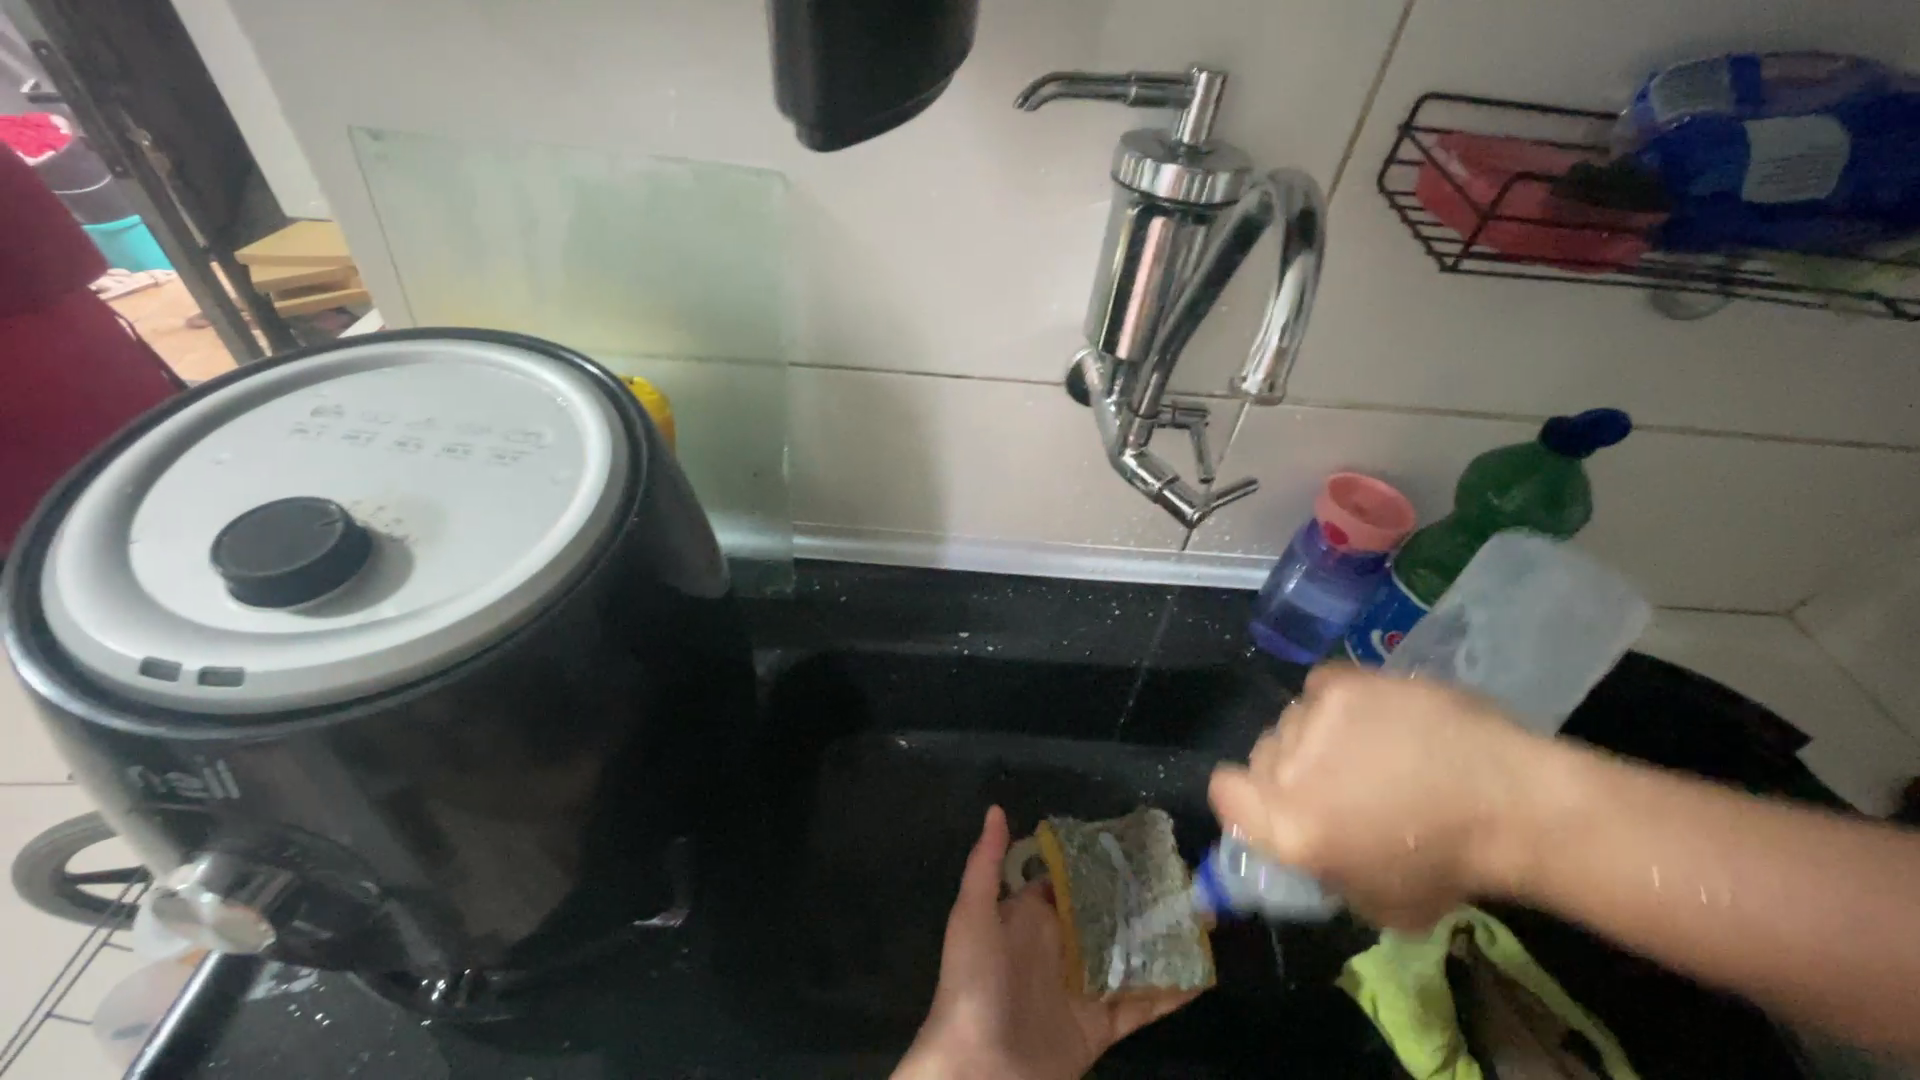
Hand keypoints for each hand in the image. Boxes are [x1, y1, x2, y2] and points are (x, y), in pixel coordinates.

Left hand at [894, 806, 1197, 1079]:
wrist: (980, 1072)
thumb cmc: (973, 985)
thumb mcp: (971, 916)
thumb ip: (986, 864)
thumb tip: (997, 809)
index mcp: (1029, 919)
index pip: (1069, 884)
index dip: (1099, 865)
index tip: (1138, 843)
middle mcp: (1059, 949)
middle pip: (1106, 918)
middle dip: (1140, 900)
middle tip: (1185, 878)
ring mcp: (1082, 989)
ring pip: (1130, 958)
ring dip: (1163, 941)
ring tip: (1204, 918)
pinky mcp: (1100, 1026)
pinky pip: (1140, 1005)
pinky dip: (1170, 992)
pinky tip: (1202, 973)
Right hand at [1207, 665, 1550, 930]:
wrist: (1515, 804)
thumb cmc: (1449, 865)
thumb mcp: (1374, 902)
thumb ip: (1321, 870)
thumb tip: (1304, 848)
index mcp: (1289, 827)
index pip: (1223, 792)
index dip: (1244, 797)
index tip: (1276, 802)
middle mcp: (1289, 769)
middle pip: (1261, 754)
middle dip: (1291, 769)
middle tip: (1340, 782)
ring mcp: (1315, 720)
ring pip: (1292, 720)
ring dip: (1320, 735)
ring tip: (1374, 747)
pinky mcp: (1346, 683)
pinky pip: (1319, 686)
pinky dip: (1339, 700)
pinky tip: (1375, 715)